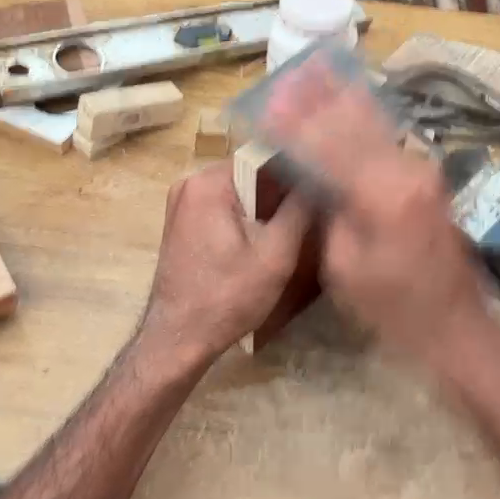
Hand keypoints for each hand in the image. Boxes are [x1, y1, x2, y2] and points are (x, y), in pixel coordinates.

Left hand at [139, 162, 314, 366]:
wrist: (178, 341)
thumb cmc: (227, 298)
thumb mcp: (275, 255)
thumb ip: (300, 209)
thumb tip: (320, 178)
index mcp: (208, 182)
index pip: (263, 157)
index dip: (295, 169)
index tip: (321, 184)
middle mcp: (190, 182)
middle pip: (250, 172)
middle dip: (281, 190)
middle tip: (313, 209)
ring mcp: (182, 201)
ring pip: (239, 189)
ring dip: (266, 205)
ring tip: (296, 224)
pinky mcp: (183, 221)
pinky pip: (224, 204)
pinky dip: (246, 215)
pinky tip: (266, 238)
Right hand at [256, 62, 490, 366]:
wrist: (457, 325)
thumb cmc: (394, 308)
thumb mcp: (344, 266)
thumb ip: (328, 211)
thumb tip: (311, 174)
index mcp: (383, 193)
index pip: (328, 146)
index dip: (295, 124)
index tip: (267, 105)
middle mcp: (406, 169)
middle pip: (353, 123)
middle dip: (317, 100)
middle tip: (286, 78)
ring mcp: (421, 168)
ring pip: (374, 122)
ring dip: (340, 97)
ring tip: (314, 70)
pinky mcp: (425, 175)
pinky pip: (386, 135)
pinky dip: (362, 113)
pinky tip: (347, 94)